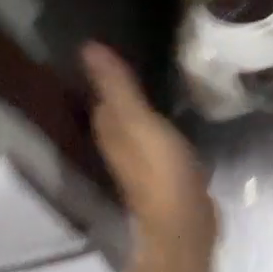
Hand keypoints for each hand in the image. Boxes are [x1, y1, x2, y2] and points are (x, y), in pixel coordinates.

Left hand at [81, 42, 215, 254]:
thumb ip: (118, 87)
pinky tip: (177, 130)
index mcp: (111, 131)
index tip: (120, 51)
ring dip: (145, 117)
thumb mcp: (140, 122)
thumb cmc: (162, 173)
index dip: (107, 77)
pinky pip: (160, 149)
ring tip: (163, 92)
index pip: (102, 97)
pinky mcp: (167, 181)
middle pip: (118, 116)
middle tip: (144, 66)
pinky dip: (164, 137)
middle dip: (126, 96)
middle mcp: (120, 148)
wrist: (185, 225)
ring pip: (139, 133)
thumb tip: (87, 46)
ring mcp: (144, 168)